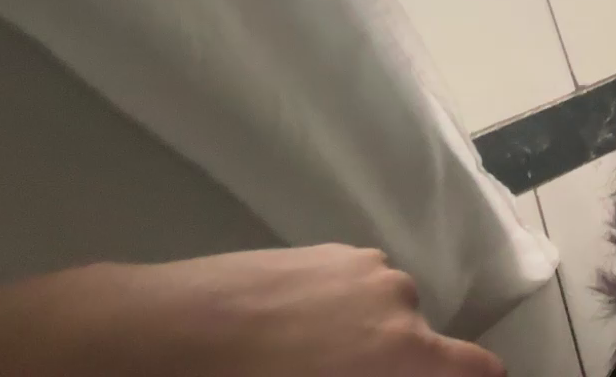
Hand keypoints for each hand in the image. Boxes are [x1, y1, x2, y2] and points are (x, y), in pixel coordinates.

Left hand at [0, 245, 504, 376]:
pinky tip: (275, 341)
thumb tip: (383, 372)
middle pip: (419, 346)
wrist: (139, 345)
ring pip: (383, 318)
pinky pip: (352, 292)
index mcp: (401, 357)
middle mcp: (400, 303)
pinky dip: (333, 318)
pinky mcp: (326, 250)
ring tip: (289, 370)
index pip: (477, 371)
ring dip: (358, 346)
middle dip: (389, 370)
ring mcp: (364, 269)